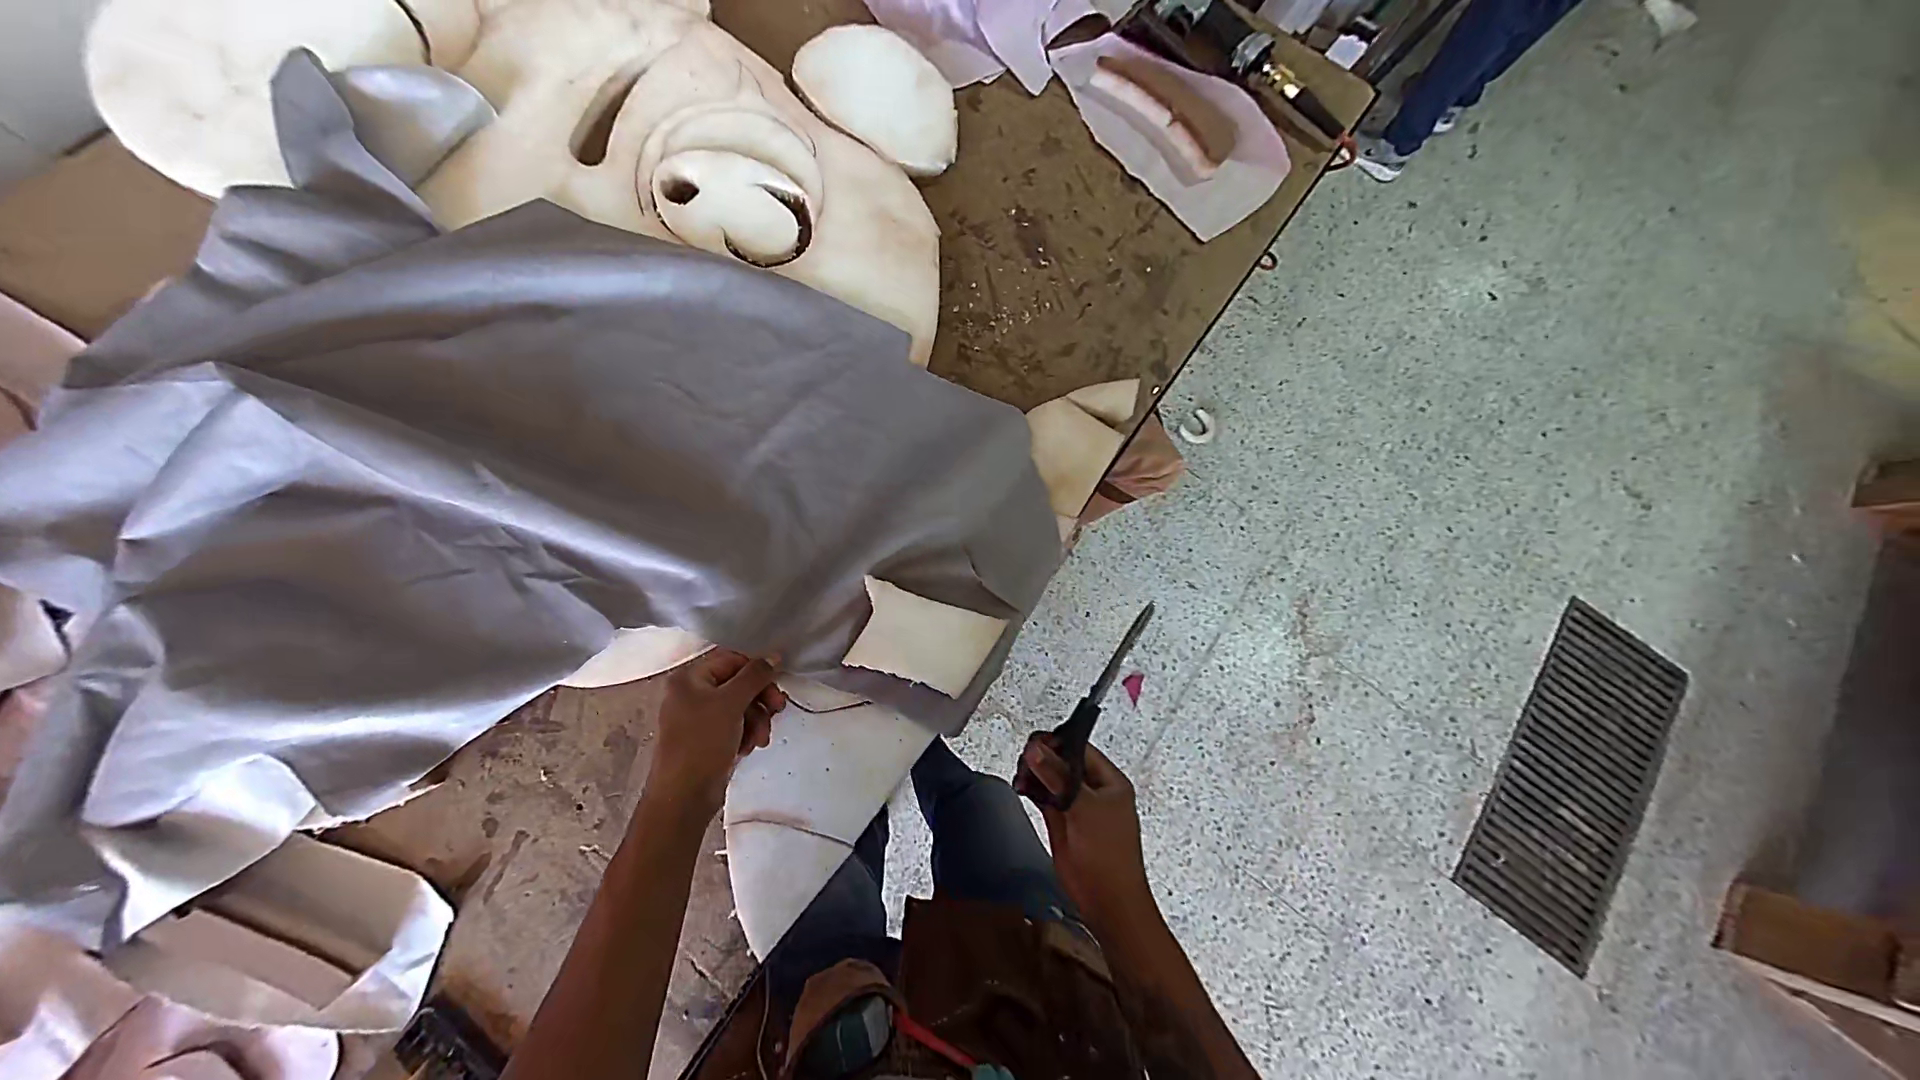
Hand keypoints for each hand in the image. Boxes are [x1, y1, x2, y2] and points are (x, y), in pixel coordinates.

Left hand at [645, 648, 786, 816]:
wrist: (684, 797)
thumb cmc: (702, 743)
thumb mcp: (731, 703)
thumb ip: (755, 676)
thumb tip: (774, 656)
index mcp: (689, 678)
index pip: (732, 659)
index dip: (757, 670)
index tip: (778, 683)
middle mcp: (692, 693)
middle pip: (739, 683)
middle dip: (760, 699)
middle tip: (778, 709)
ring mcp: (699, 717)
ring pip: (741, 705)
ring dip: (757, 719)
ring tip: (760, 738)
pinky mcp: (708, 738)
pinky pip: (736, 724)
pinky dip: (747, 732)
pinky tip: (749, 746)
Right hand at [1020, 738, 1155, 932]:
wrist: (1106, 900)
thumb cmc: (1109, 856)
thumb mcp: (1084, 808)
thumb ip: (1058, 777)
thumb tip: (1037, 750)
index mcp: (1110, 782)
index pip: (1080, 750)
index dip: (1058, 743)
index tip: (1036, 742)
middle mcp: (1093, 790)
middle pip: (1063, 762)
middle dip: (1043, 758)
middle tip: (1025, 759)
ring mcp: (1076, 806)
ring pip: (1051, 778)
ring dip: (1034, 773)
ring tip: (1021, 774)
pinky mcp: (1061, 821)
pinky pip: (1043, 796)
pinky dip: (1032, 789)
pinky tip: (1021, 786)